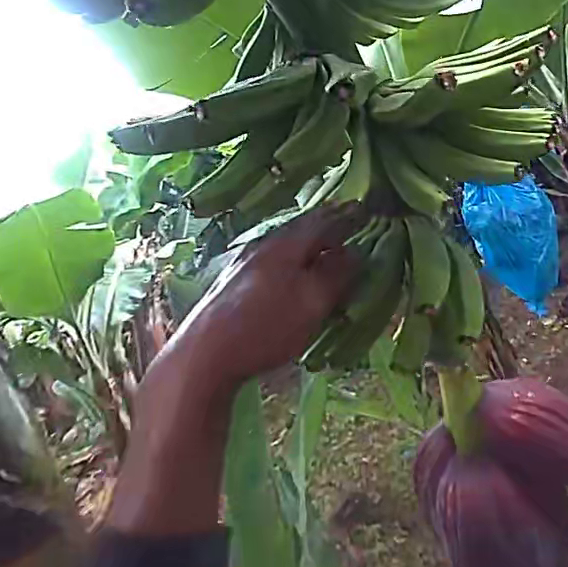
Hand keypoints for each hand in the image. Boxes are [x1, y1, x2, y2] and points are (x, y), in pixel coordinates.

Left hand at [107, 203, 364, 535]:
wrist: (203, 356)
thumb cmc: (265, 327)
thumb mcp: (312, 302)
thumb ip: (336, 274)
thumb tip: (355, 250)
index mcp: (286, 244)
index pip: (323, 220)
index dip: (345, 216)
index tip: (364, 210)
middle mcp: (262, 245)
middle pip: (301, 230)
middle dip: (326, 228)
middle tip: (347, 228)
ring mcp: (243, 264)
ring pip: (284, 246)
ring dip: (306, 246)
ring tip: (323, 252)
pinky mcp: (230, 284)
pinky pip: (270, 261)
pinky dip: (290, 262)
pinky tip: (289, 276)